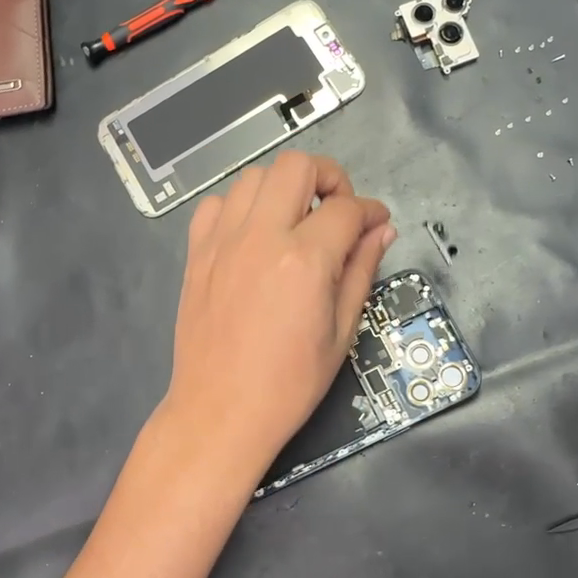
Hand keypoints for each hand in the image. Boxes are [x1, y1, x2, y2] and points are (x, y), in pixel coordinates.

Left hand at [157, 151, 394, 489]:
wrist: (221, 411)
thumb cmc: (289, 384)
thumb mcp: (341, 332)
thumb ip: (361, 272)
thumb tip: (380, 232)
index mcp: (304, 260)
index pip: (346, 209)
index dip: (370, 212)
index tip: (376, 224)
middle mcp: (260, 237)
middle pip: (297, 166)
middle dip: (328, 178)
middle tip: (337, 211)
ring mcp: (222, 242)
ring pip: (253, 177)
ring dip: (282, 188)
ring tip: (295, 221)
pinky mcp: (196, 253)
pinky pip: (215, 204)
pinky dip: (238, 207)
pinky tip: (252, 234)